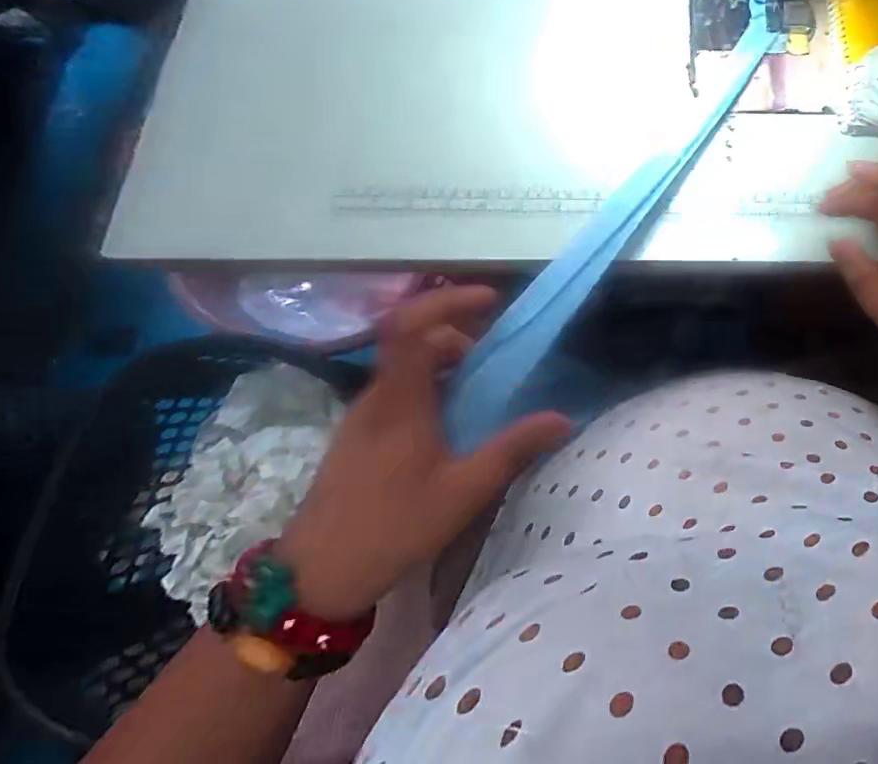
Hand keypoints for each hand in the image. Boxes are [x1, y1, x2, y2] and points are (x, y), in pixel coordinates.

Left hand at [277, 286, 571, 618]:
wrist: (314, 578)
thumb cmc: (392, 527)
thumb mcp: (465, 491)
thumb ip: (514, 448)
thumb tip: (563, 419)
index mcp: (399, 400)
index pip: (409, 325)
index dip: (446, 301)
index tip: (489, 300)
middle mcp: (377, 397)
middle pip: (414, 340)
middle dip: (459, 334)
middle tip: (497, 358)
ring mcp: (363, 416)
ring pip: (406, 365)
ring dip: (446, 361)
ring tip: (482, 390)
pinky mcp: (359, 436)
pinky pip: (399, 390)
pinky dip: (431, 385)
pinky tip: (452, 422)